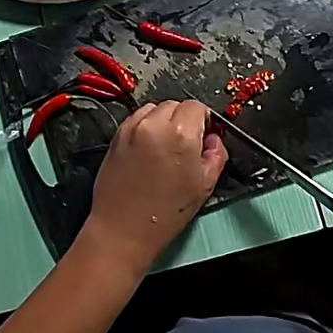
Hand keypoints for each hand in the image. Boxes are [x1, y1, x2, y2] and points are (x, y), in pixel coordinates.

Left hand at [78, 101, 226, 275]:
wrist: (124, 227)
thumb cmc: (165, 212)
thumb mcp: (205, 185)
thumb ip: (216, 155)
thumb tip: (214, 139)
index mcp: (181, 133)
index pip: (197, 107)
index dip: (204, 120)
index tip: (204, 134)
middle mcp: (154, 124)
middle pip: (175, 105)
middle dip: (184, 119)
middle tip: (186, 144)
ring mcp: (132, 128)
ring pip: (154, 109)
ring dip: (163, 120)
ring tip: (166, 147)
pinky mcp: (116, 135)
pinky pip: (136, 119)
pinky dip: (145, 127)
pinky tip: (149, 149)